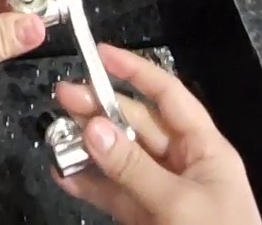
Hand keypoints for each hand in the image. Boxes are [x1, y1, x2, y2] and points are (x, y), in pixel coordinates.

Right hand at [53, 44, 261, 224]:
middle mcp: (184, 166)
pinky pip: (115, 194)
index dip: (135, 72)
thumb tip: (92, 127)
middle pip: (138, 125)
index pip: (168, 97)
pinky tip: (64, 174)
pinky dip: (90, 184)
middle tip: (62, 96)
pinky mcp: (147, 221)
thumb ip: (133, 169)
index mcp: (205, 151)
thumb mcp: (179, 208)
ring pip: (121, 159)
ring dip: (89, 147)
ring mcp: (164, 195)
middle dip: (101, 109)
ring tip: (55, 134)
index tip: (99, 54)